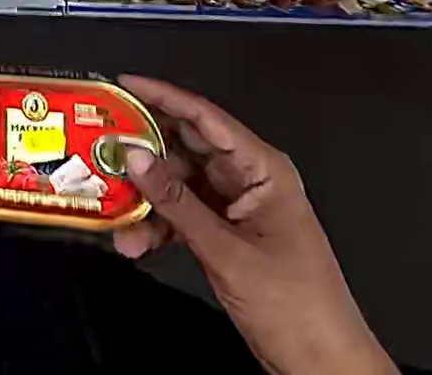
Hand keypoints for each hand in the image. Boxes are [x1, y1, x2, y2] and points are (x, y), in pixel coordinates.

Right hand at [114, 75, 396, 374]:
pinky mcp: (225, 232)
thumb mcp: (228, 252)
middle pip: (187, 147)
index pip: (205, 117)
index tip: (128, 85)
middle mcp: (246, 178)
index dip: (164, 96)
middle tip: (106, 141)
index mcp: (261, 167)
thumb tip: (137, 159)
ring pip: (179, 184)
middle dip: (146, 147)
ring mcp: (234, 206)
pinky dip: (159, 225)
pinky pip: (182, 215)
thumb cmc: (297, 306)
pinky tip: (135, 240)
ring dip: (147, 197)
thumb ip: (177, 204)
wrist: (325, 368)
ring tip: (113, 203)